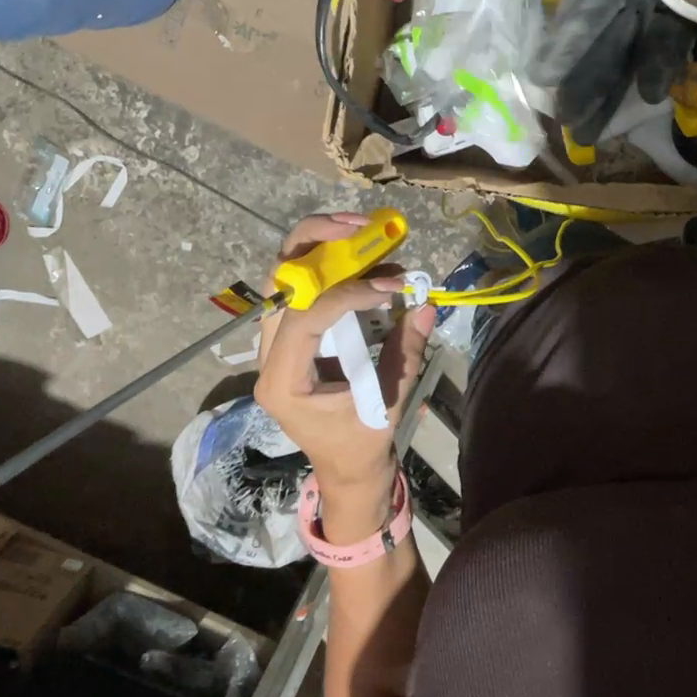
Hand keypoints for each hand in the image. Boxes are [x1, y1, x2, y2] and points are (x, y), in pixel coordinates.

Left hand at [254, 214, 435, 499]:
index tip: (389, 287)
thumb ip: (405, 353)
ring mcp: (276, 343)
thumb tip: (427, 306)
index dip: (346, 294)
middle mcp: (269, 356)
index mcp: (282, 381)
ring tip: (363, 228)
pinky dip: (331, 264)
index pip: (305, 319)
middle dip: (317, 244)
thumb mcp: (387, 403)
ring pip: (286, 276)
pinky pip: (303, 288)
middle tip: (361, 227)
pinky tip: (365, 253)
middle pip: (280, 281)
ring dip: (321, 244)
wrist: (345, 469)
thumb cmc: (360, 444)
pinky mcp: (292, 335)